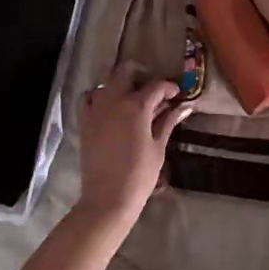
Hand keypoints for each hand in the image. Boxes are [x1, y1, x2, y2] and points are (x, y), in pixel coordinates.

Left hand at [77, 59, 191, 224]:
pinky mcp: (84, 119)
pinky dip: (98, 95)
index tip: (176, 94)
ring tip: (131, 98)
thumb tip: (184, 107)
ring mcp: (96, 107)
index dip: (169, 87)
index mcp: (136, 105)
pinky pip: (89, 97)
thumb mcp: (158, 147)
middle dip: (141, 74)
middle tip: (152, 90)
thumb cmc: (139, 175)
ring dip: (120, 84)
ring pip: (107, 81)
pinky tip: (107, 106)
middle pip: (125, 70)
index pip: (156, 86)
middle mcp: (114, 99)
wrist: (108, 198)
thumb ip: (168, 122)